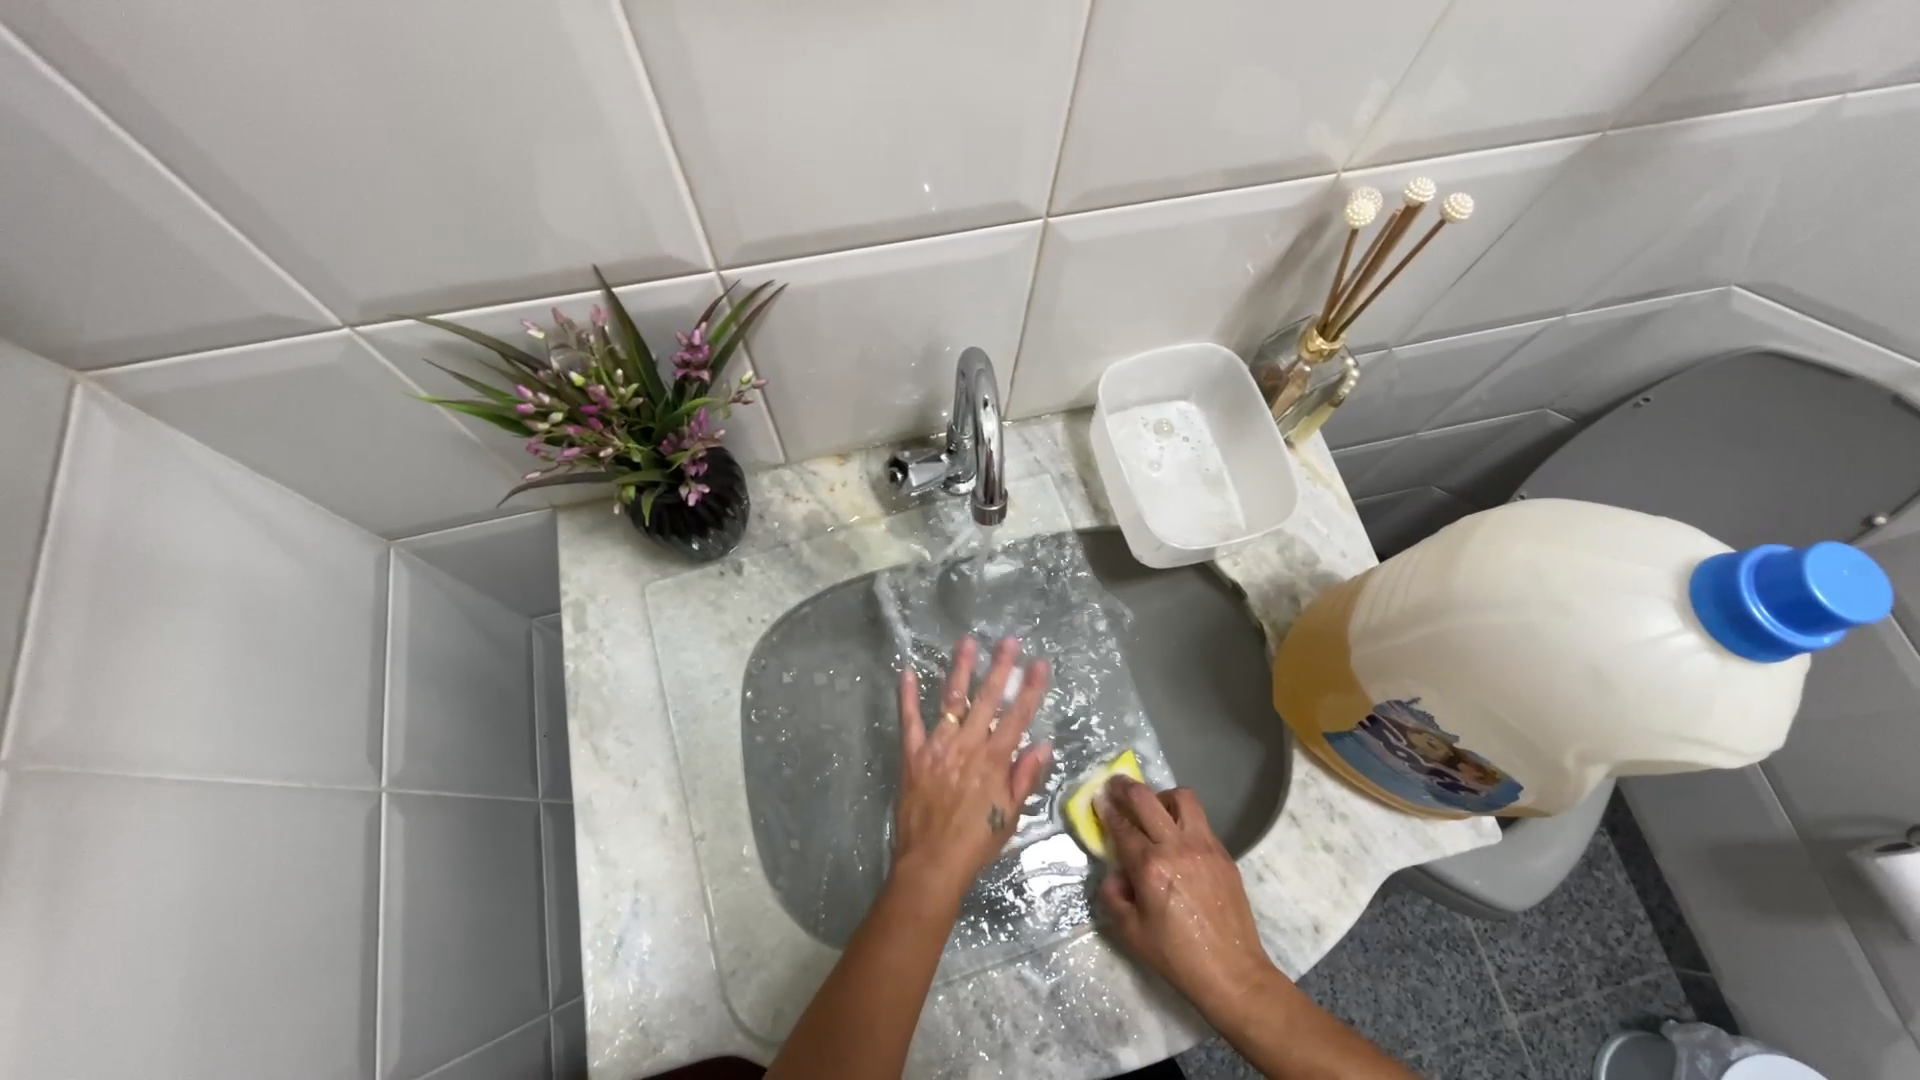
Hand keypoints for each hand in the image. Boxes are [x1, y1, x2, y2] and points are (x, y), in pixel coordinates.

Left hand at [893, 637, 1053, 899]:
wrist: (931, 863)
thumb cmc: (975, 842)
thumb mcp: (1010, 814)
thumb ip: (1025, 776)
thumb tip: (1042, 744)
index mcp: (994, 760)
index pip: (1018, 716)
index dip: (1031, 688)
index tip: (1040, 663)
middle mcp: (967, 746)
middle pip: (987, 699)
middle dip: (1000, 668)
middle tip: (1008, 641)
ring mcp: (937, 747)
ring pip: (952, 701)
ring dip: (960, 670)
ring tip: (966, 643)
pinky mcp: (912, 755)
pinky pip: (909, 721)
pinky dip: (906, 696)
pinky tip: (905, 673)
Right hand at [1096, 776, 1281, 1011]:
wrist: (1232, 972)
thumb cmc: (1176, 956)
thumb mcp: (1130, 933)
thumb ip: (1113, 896)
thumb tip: (1114, 874)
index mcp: (1150, 867)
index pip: (1122, 826)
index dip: (1106, 809)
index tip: (1098, 797)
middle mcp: (1177, 847)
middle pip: (1147, 798)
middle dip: (1126, 787)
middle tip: (1116, 785)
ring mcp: (1205, 846)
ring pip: (1182, 798)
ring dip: (1161, 797)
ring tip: (1153, 810)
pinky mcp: (1223, 854)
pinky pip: (1200, 821)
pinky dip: (1183, 818)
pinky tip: (1177, 838)